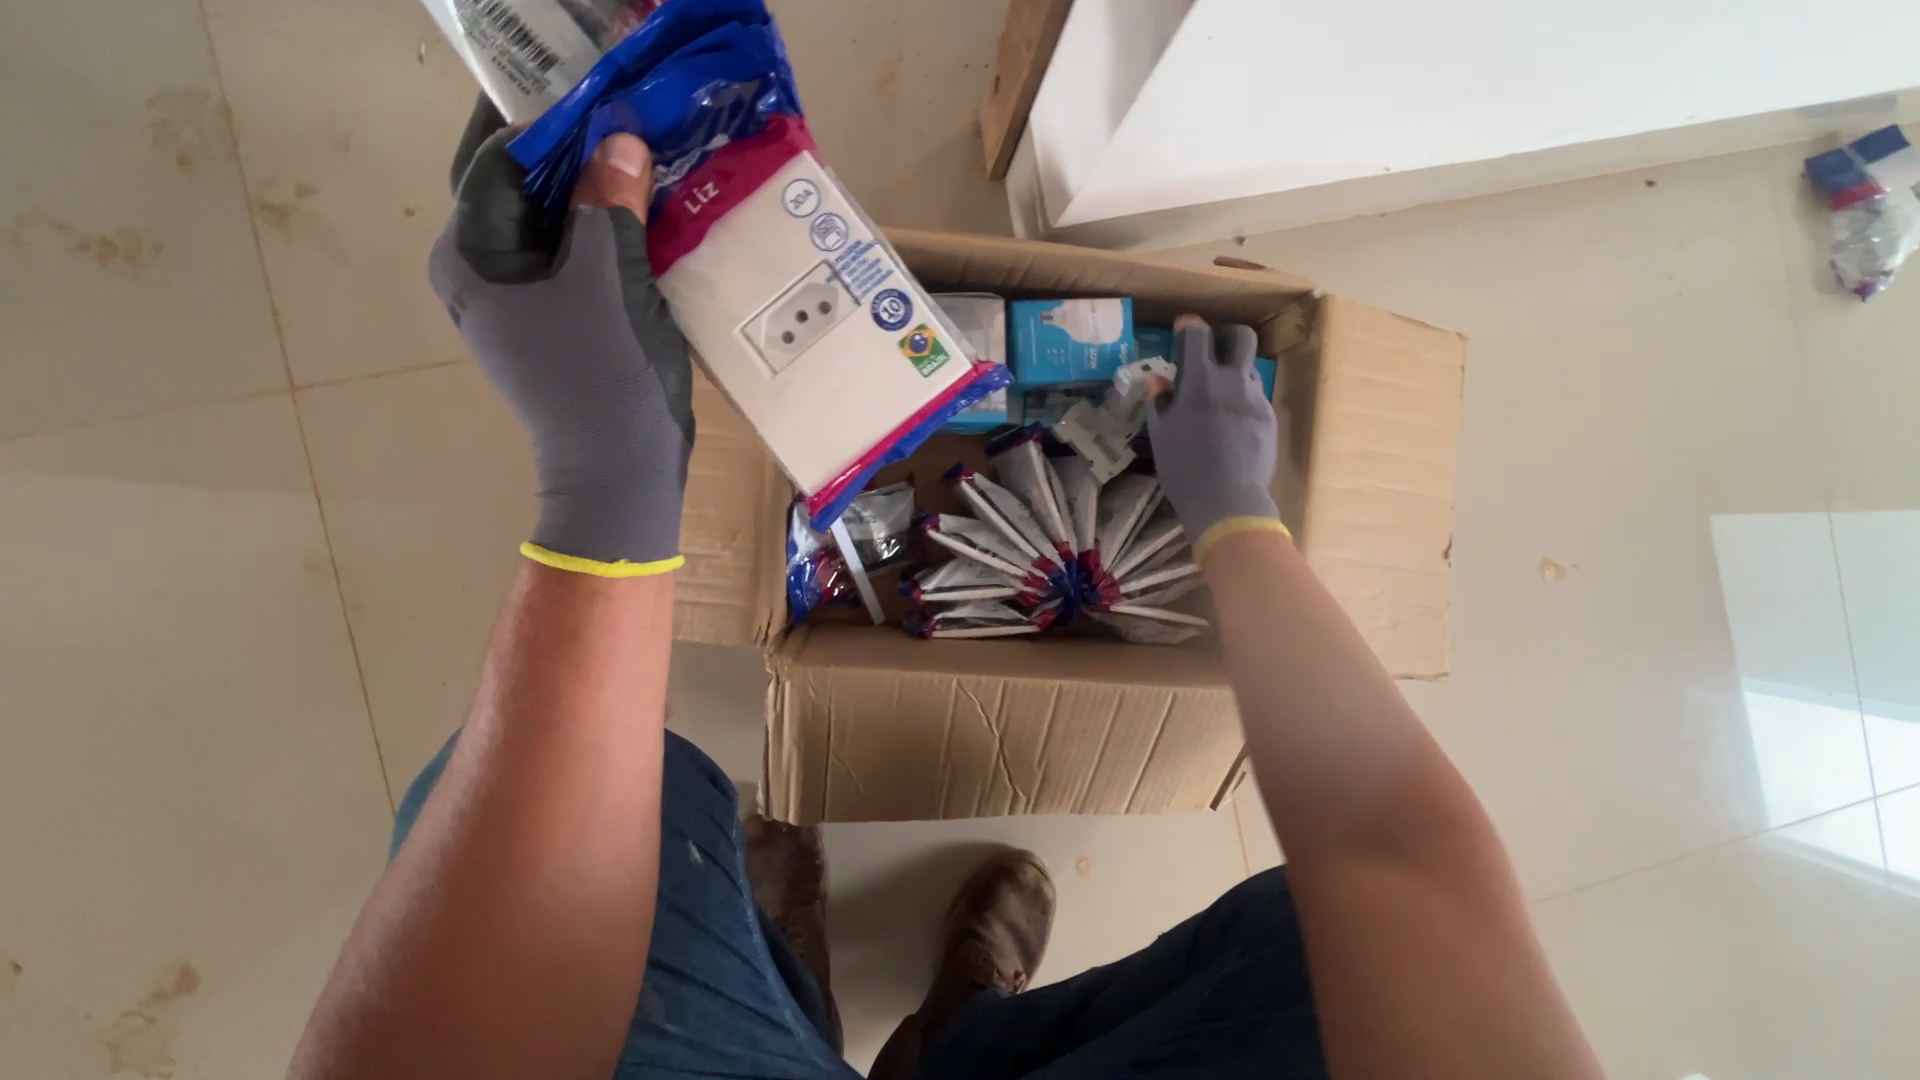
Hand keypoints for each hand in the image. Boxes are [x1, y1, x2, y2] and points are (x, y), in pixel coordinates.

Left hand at [429, 98, 694, 576]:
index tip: (601, 100)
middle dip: (579, 162)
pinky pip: (580, 265)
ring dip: (601, 201)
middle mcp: (486, 274)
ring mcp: (524, 305)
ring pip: (560, 231)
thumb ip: (607, 203)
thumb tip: (617, 137)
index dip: (550, 126)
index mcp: (472, 257)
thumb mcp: (606, 281)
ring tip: (651, 169)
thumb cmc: (602, 377)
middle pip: (530, 195)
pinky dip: (611, 240)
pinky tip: (653, 225)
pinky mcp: (561, 327)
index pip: (500, 163)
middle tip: (634, 130)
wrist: (620, 472)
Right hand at [1146, 315, 1289, 563]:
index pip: (1198, 334)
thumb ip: (1160, 403)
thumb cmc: (1184, 468)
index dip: (1189, 327)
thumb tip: (1158, 381)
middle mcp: (1232, 380)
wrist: (1228, 499)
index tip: (1182, 331)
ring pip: (1249, 370)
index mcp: (1200, 380)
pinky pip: (1256, 398)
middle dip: (1227, 336)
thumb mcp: (1161, 435)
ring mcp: (1256, 398)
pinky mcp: (1269, 418)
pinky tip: (1232, 425)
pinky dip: (1242, 401)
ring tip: (1220, 397)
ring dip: (1234, 374)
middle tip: (1214, 351)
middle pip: (1241, 337)